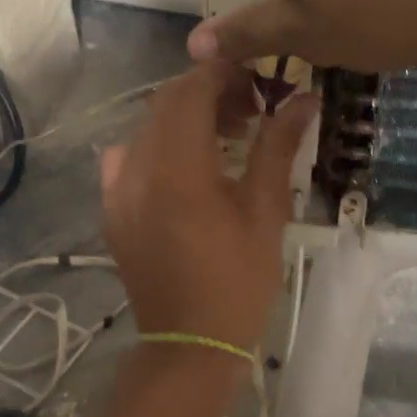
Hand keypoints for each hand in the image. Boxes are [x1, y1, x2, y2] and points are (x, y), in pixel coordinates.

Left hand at [99, 64, 318, 351]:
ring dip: (185, 117)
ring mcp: (117, 189)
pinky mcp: (112, 209)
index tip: (260, 75)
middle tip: (252, 106)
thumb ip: (278, 146)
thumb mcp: (266, 211)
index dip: (224, 71)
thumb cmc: (238, 281)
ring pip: (147, 127)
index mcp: (178, 167)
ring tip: (228, 134)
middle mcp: (137, 168)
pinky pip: (129, 157)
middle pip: (166, 103)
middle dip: (208, 92)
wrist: (189, 344)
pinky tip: (186, 166)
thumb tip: (304, 98)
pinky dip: (159, 145)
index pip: (192, 90)